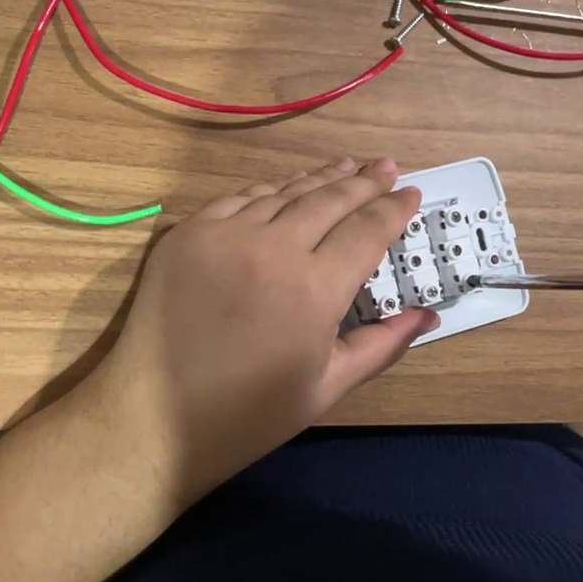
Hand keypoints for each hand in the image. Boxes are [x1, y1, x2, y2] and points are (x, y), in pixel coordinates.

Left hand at [80, 157, 435, 502]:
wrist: (153, 416)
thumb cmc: (248, 414)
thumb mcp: (327, 387)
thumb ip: (382, 345)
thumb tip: (429, 316)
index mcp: (314, 289)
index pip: (367, 231)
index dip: (394, 209)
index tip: (413, 194)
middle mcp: (273, 248)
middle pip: (330, 199)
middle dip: (366, 181)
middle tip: (389, 166)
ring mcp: (225, 234)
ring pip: (285, 192)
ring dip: (321, 178)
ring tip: (348, 165)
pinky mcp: (189, 233)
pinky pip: (241, 199)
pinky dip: (272, 191)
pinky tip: (288, 187)